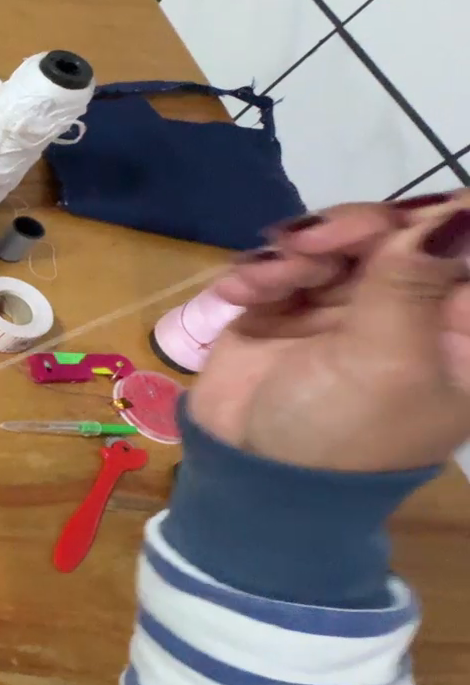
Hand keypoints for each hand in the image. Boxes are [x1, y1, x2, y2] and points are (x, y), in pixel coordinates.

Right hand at [197, 194, 469, 471]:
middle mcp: (408, 305)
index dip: (439, 221)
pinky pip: (271, 271)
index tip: (394, 227)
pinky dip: (253, 274)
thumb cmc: (345, 428)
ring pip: (329, 245)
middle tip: (308, 243)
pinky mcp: (276, 312)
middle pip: (395, 232)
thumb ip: (410, 287)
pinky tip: (237, 293)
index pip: (467, 243)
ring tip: (266, 278)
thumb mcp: (387, 362)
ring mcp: (339, 307)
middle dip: (351, 228)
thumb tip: (456, 213)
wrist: (256, 470)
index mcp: (460, 321)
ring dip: (294, 252)